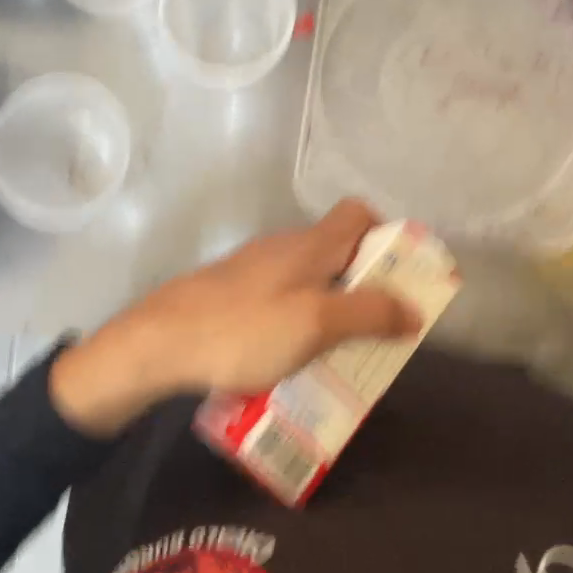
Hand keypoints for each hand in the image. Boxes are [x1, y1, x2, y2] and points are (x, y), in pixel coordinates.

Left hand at [50, 200, 420, 435]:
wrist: (157, 344)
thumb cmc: (244, 330)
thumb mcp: (316, 325)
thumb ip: (369, 314)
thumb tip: (415, 309)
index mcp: (309, 245)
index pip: (358, 213)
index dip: (385, 236)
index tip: (398, 277)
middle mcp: (282, 247)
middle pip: (336, 250)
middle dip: (363, 285)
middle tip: (378, 329)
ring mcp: (251, 270)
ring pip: (307, 280)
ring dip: (331, 309)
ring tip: (339, 353)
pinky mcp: (229, 295)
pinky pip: (279, 301)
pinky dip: (297, 322)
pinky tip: (289, 359)